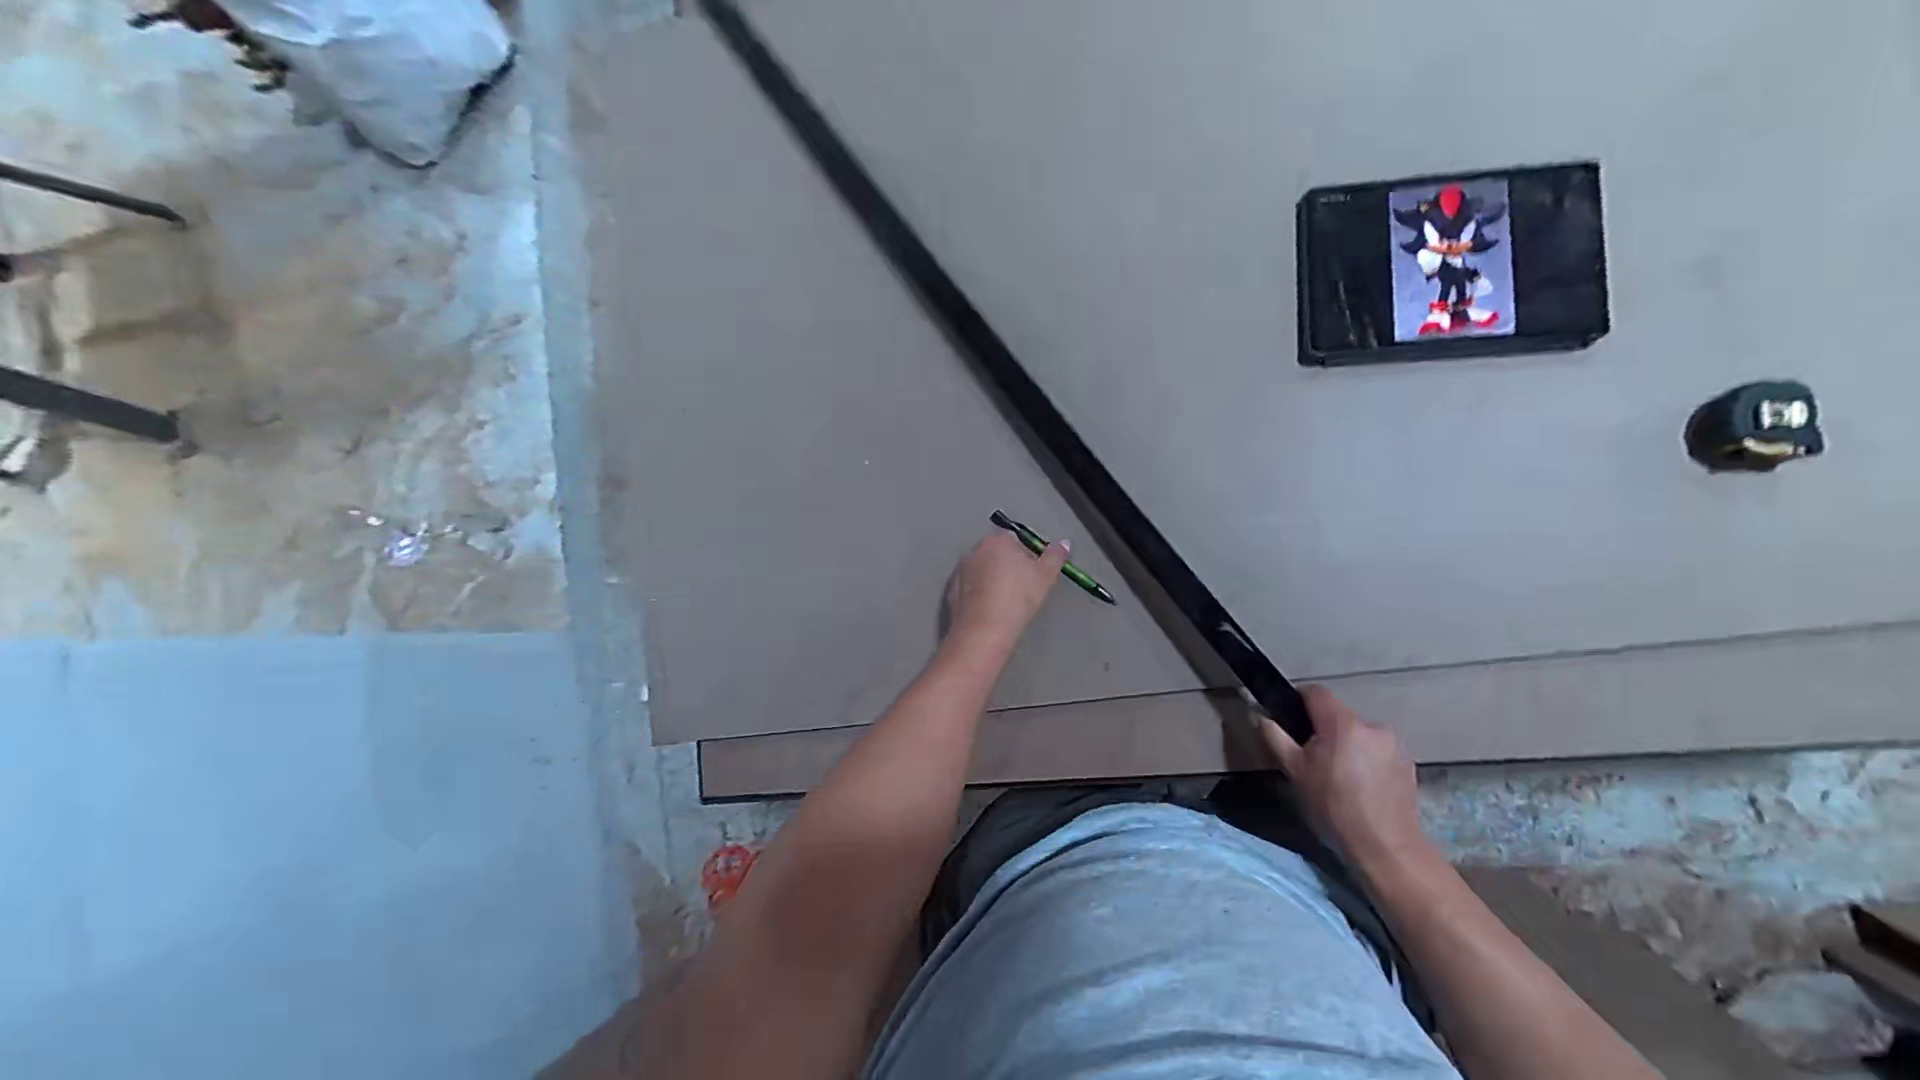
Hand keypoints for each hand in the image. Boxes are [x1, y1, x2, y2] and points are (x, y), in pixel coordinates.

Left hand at [945, 531, 1067, 643]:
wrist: (984, 630)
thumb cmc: (1018, 599)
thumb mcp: (1045, 576)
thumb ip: (1055, 556)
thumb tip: (1063, 543)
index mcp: (997, 541)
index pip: (1014, 540)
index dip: (1026, 557)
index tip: (1032, 575)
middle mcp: (974, 550)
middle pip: (995, 553)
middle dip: (1006, 566)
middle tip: (1019, 589)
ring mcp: (959, 570)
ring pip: (980, 570)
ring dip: (990, 579)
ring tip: (1003, 602)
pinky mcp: (949, 590)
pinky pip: (968, 587)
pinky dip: (976, 594)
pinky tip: (987, 610)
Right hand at [1259, 685, 1428, 869]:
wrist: (1384, 844)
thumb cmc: (1334, 806)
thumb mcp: (1294, 770)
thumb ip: (1275, 737)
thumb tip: (1261, 717)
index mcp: (1343, 724)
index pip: (1316, 692)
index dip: (1299, 700)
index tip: (1292, 720)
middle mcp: (1372, 726)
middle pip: (1339, 715)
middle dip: (1325, 730)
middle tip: (1315, 759)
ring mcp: (1395, 744)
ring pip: (1359, 733)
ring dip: (1348, 745)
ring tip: (1342, 776)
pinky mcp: (1408, 762)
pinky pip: (1378, 749)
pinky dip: (1368, 759)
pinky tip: (1363, 785)